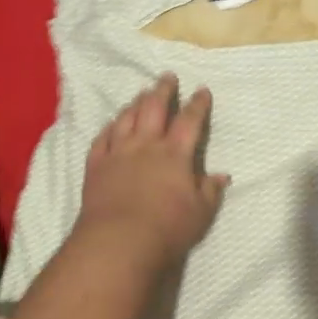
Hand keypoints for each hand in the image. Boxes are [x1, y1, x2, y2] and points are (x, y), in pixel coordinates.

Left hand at [72, 73, 228, 273]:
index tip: (202, 90)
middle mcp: (145, 145)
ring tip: (141, 93)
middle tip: (167, 77)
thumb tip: (222, 175)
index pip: (189, 121)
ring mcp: (117, 153)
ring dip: (135, 103)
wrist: (118, 242)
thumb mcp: (201, 213)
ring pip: (126, 119)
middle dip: (163, 90)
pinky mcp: (96, 166)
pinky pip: (102, 139)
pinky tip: (111, 123)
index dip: (197, 104)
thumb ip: (210, 191)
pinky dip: (108, 127)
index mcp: (174, 154)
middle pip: (154, 109)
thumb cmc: (167, 228)